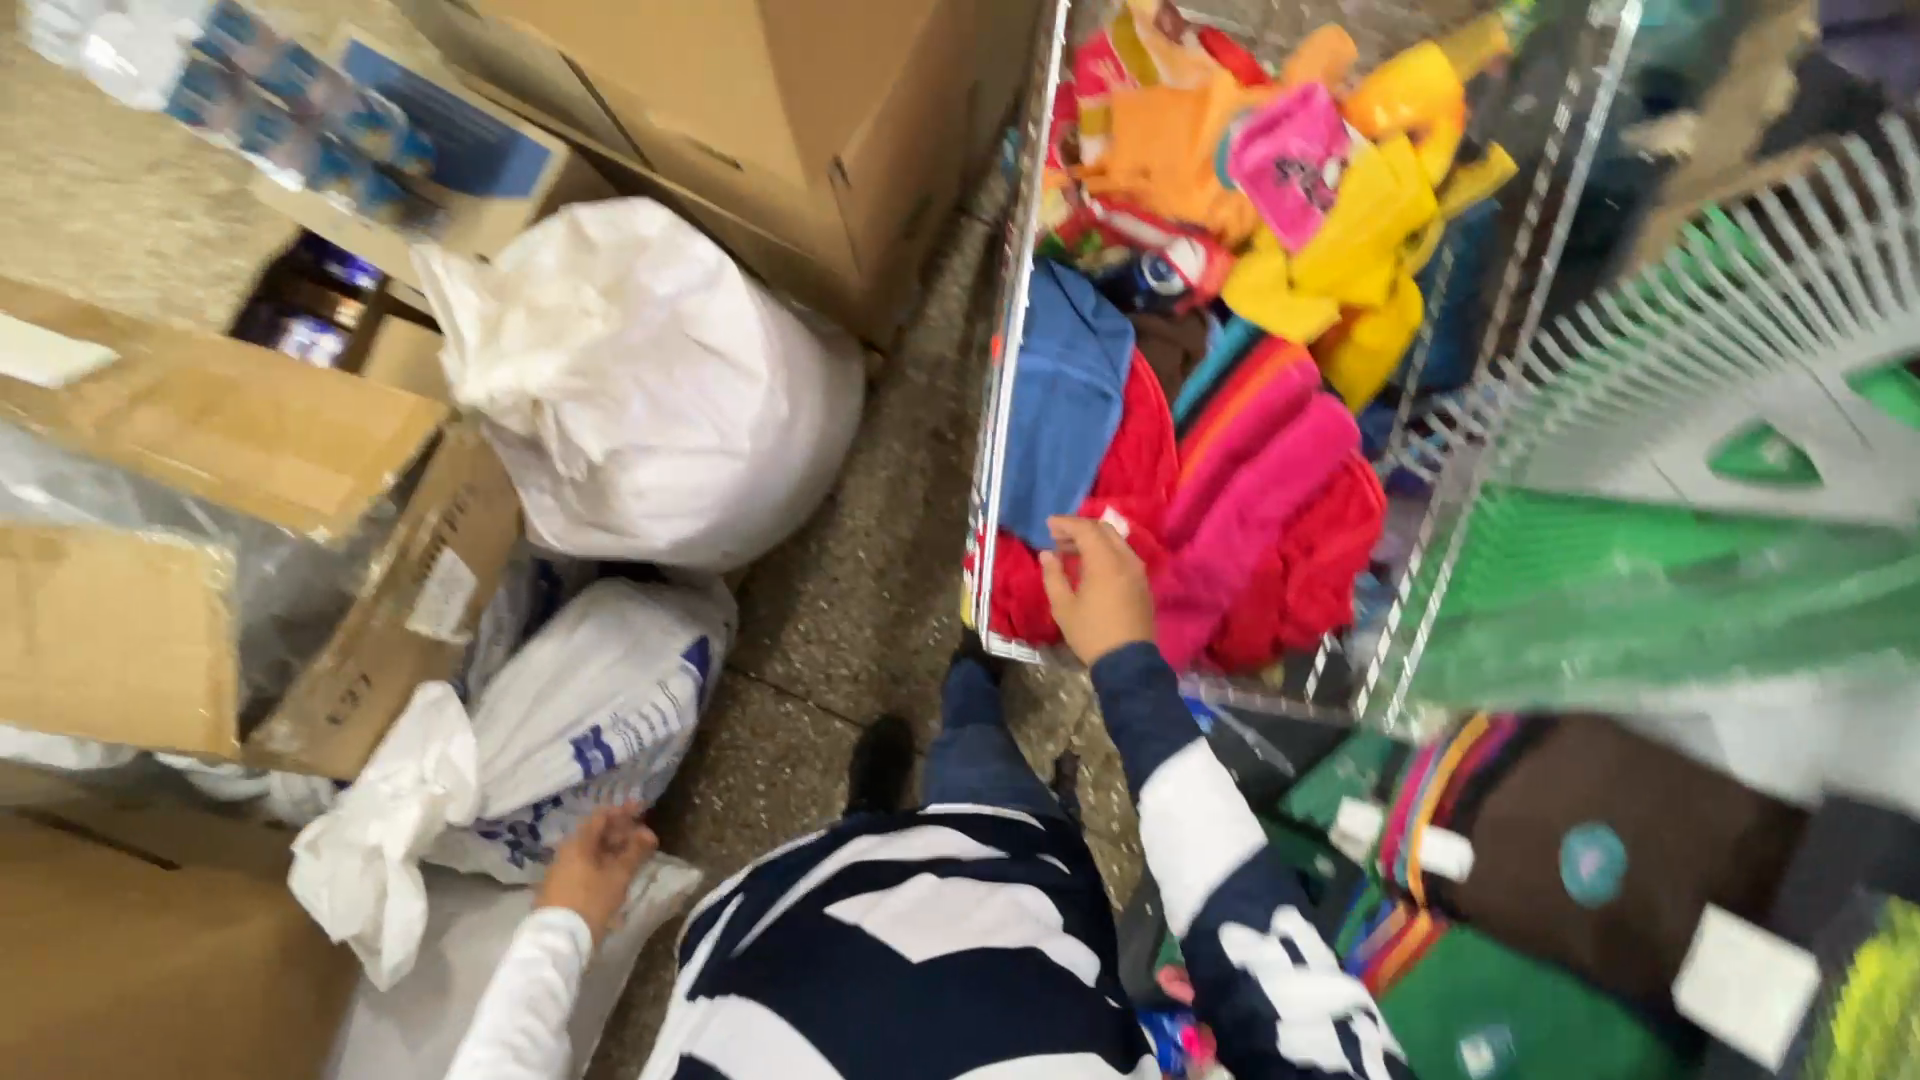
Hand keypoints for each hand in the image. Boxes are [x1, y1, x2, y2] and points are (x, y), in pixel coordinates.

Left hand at [535, 803, 657, 944]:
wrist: (557, 941)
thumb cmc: (590, 902)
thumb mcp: (618, 876)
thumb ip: (635, 851)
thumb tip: (648, 833)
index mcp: (578, 843)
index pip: (602, 816)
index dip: (624, 811)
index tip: (643, 810)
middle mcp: (566, 852)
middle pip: (597, 833)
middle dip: (622, 832)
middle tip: (645, 838)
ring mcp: (561, 871)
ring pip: (592, 851)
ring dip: (615, 849)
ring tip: (635, 857)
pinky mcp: (561, 888)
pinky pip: (586, 865)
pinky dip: (604, 863)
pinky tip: (617, 873)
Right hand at [1040, 515, 1155, 665]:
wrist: (1127, 661)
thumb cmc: (1091, 633)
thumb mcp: (1063, 607)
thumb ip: (1053, 575)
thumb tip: (1047, 554)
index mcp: (1105, 562)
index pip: (1086, 529)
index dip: (1066, 523)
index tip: (1049, 525)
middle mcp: (1126, 559)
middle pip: (1104, 530)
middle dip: (1079, 528)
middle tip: (1058, 537)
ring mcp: (1138, 571)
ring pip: (1116, 541)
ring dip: (1093, 540)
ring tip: (1070, 551)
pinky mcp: (1142, 583)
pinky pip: (1123, 555)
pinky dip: (1105, 552)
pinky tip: (1090, 566)